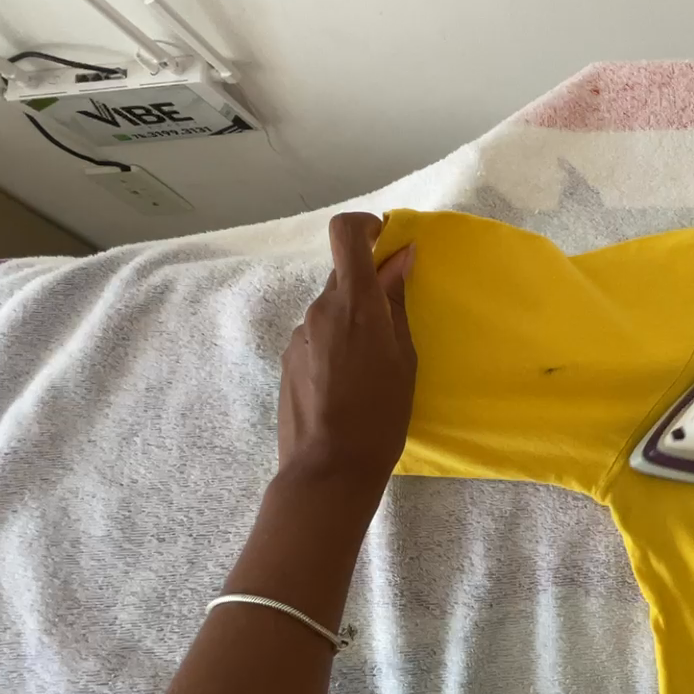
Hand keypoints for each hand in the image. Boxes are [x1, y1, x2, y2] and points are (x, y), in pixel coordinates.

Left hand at [277, 213, 416, 490]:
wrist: (330, 467)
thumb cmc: (382, 414)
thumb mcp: (403, 356)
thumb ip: (397, 303)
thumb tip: (400, 260)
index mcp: (354, 304)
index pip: (346, 233)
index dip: (367, 226)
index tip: (388, 241)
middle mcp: (320, 309)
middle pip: (343, 274)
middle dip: (370, 284)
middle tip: (396, 320)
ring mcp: (299, 334)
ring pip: (332, 307)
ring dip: (354, 318)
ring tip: (373, 363)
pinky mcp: (289, 357)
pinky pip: (319, 333)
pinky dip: (338, 341)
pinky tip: (350, 381)